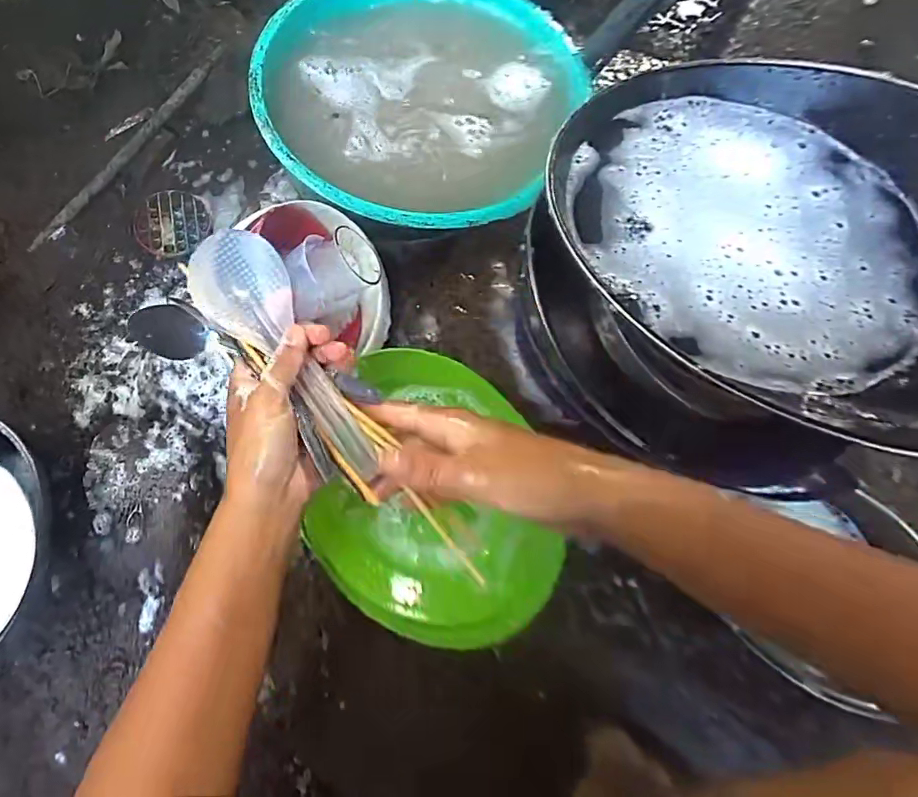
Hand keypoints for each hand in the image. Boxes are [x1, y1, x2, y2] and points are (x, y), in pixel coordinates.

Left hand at [223, 324, 352, 525]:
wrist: (273, 498)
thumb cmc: (259, 445)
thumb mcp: (267, 399)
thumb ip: (283, 363)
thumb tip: (294, 331)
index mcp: (249, 381)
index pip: (267, 346)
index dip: (289, 334)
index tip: (312, 330)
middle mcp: (271, 390)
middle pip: (296, 359)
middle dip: (316, 348)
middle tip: (335, 346)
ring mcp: (295, 407)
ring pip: (315, 376)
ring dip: (331, 363)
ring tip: (346, 357)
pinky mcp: (315, 423)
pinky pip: (328, 398)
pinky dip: (339, 385)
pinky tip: (350, 376)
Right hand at [365, 402, 638, 531]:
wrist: (587, 497)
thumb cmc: (528, 479)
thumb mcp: (471, 476)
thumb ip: (423, 469)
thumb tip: (374, 457)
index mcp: (448, 423)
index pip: (395, 412)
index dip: (365, 412)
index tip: (330, 416)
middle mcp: (454, 433)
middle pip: (405, 437)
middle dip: (375, 450)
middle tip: (343, 470)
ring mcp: (469, 455)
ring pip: (421, 460)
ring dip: (398, 474)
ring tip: (370, 495)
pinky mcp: (482, 477)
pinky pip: (441, 479)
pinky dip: (423, 490)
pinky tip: (412, 506)